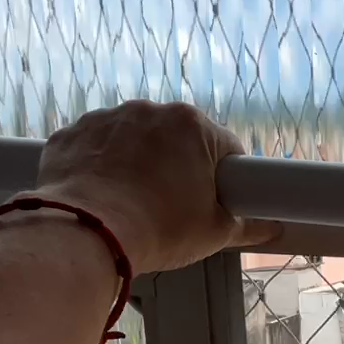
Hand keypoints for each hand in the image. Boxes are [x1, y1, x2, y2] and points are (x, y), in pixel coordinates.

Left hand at [25, 100, 276, 272]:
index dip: (227, 179)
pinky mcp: (71, 134)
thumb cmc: (160, 228)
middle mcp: (150, 111)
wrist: (85, 233)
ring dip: (143, 165)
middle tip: (180, 209)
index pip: (227, 149)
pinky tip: (108, 199)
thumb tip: (272, 228)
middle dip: (183, 169)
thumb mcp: (216, 233)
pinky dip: (105, 168)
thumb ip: (249, 226)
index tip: (219, 202)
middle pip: (180, 141)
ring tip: (139, 206)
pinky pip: (98, 149)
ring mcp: (105, 118)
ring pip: (137, 142)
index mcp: (192, 126)